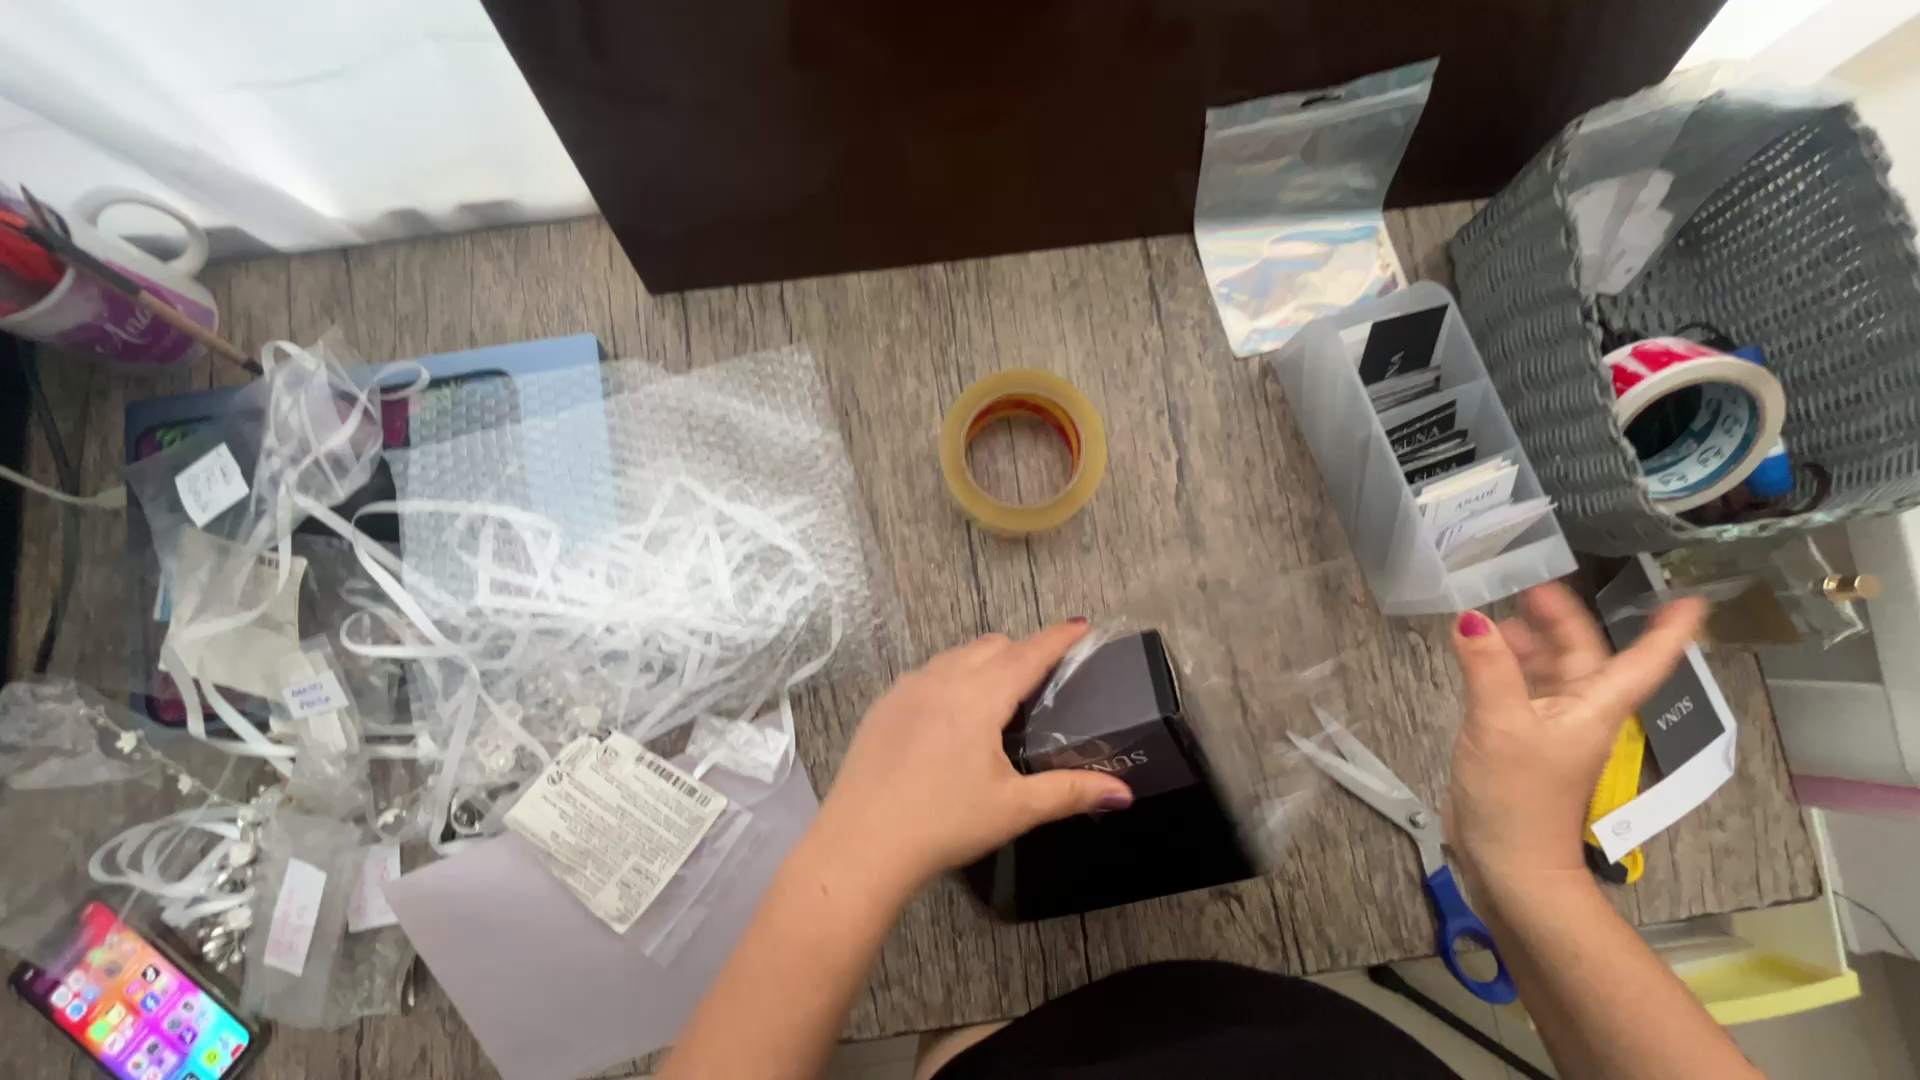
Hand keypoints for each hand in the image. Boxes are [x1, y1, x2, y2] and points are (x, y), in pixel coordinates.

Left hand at [812, 621, 1133, 894]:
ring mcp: (906, 688)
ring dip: (984, 662)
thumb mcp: (1014, 808)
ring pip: (956, 656)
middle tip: (1044, 679)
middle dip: (1023, 651)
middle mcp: (941, 678)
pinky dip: (950, 678)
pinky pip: (927, 674)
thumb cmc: (944, 823)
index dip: (1058, 638)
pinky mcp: (883, 705)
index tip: (1081, 625)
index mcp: (978, 696)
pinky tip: (951, 717)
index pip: (1029, 653)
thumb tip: (1124, 793)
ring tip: (999, 696)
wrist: (861, 844)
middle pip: (992, 645)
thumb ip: (1071, 792)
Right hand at [1446, 584, 1705, 893]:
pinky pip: (1518, 688)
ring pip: (1548, 670)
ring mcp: (1548, 727)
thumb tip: (1472, 617)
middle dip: (1562, 619)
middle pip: (1582, 656)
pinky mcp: (1518, 739)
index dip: (1667, 631)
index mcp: (1594, 707)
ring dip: (1527, 640)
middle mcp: (1579, 712)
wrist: (1508, 860)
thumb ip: (1487, 668)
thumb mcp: (1500, 725)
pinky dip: (1502, 665)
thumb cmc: (1519, 796)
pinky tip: (1478, 653)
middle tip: (1528, 584)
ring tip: (1494, 613)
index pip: (1642, 662)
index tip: (1688, 600)